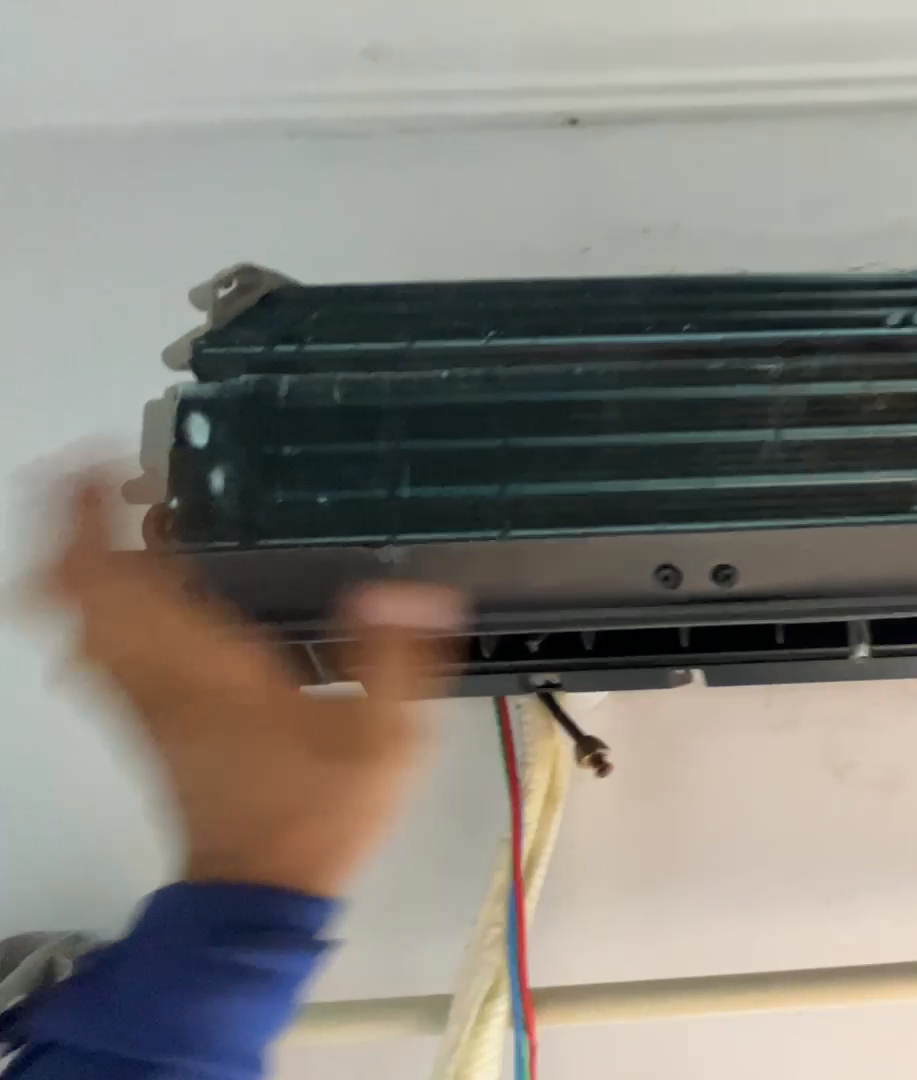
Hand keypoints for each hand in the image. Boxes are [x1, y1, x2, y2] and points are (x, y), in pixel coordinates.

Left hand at [42, 472, 465, 896]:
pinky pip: (95, 646)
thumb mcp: (388, 732)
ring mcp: (139, 702)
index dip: (96, 520)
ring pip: (72, 620)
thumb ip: (400, 657)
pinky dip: (100, 601)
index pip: (121, 583)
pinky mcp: (144, 719)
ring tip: (136, 520)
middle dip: (75, 527)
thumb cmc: (327, 805)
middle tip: (124, 480)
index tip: (114, 465)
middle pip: (71, 593)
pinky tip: (147, 587)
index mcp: (208, 672)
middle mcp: (154, 679)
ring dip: (82, 561)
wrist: (262, 883)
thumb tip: (411, 592)